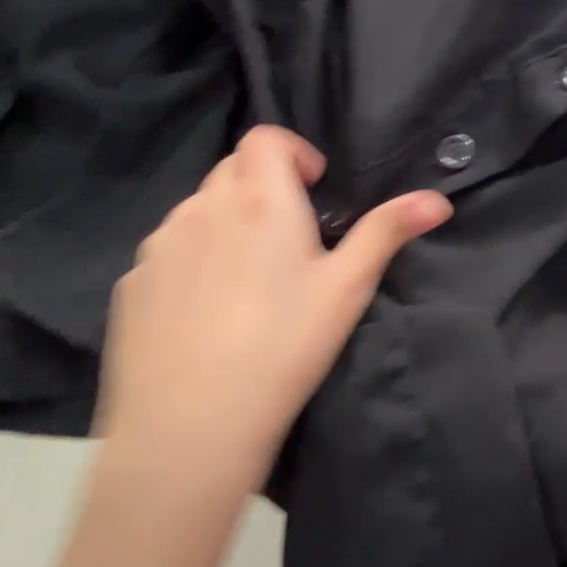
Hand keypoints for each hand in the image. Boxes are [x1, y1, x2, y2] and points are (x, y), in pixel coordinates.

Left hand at [96, 126, 451, 480]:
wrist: (188, 429)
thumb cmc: (283, 347)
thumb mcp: (347, 289)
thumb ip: (387, 232)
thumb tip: (437, 199)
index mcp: (260, 199)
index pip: (265, 137)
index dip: (293, 151)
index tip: (313, 188)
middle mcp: (202, 208)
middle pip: (232, 169)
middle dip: (263, 185)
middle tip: (290, 236)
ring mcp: (159, 246)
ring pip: (197, 209)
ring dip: (226, 220)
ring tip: (248, 277)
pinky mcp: (130, 285)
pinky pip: (167, 252)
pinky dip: (191, 260)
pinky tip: (205, 312)